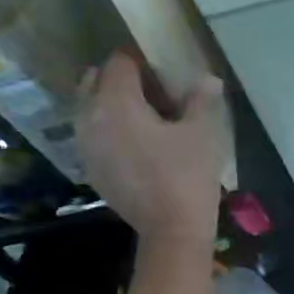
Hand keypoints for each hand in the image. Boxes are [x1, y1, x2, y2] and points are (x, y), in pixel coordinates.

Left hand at [77, 53, 225, 245]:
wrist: (172, 232)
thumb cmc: (188, 176)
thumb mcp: (203, 133)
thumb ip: (202, 100)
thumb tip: (208, 80)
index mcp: (114, 101)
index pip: (120, 62)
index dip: (144, 62)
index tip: (165, 75)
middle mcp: (89, 118)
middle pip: (96, 80)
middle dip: (121, 80)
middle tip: (154, 95)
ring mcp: (86, 147)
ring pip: (91, 109)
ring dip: (112, 106)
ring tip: (146, 121)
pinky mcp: (91, 170)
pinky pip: (94, 136)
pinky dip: (110, 132)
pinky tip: (138, 147)